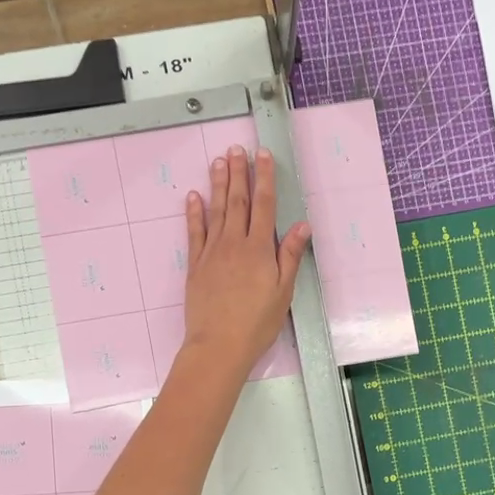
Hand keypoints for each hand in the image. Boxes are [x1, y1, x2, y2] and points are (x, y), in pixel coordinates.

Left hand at [181, 146, 311, 375]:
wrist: (219, 345)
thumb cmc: (257, 323)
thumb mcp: (283, 292)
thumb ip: (290, 256)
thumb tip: (301, 226)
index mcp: (259, 250)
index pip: (264, 206)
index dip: (264, 179)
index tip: (263, 156)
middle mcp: (235, 244)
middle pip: (238, 202)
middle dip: (239, 173)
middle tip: (236, 149)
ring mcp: (212, 253)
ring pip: (216, 211)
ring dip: (218, 185)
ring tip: (218, 162)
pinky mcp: (196, 265)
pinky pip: (195, 232)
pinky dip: (194, 213)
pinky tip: (193, 197)